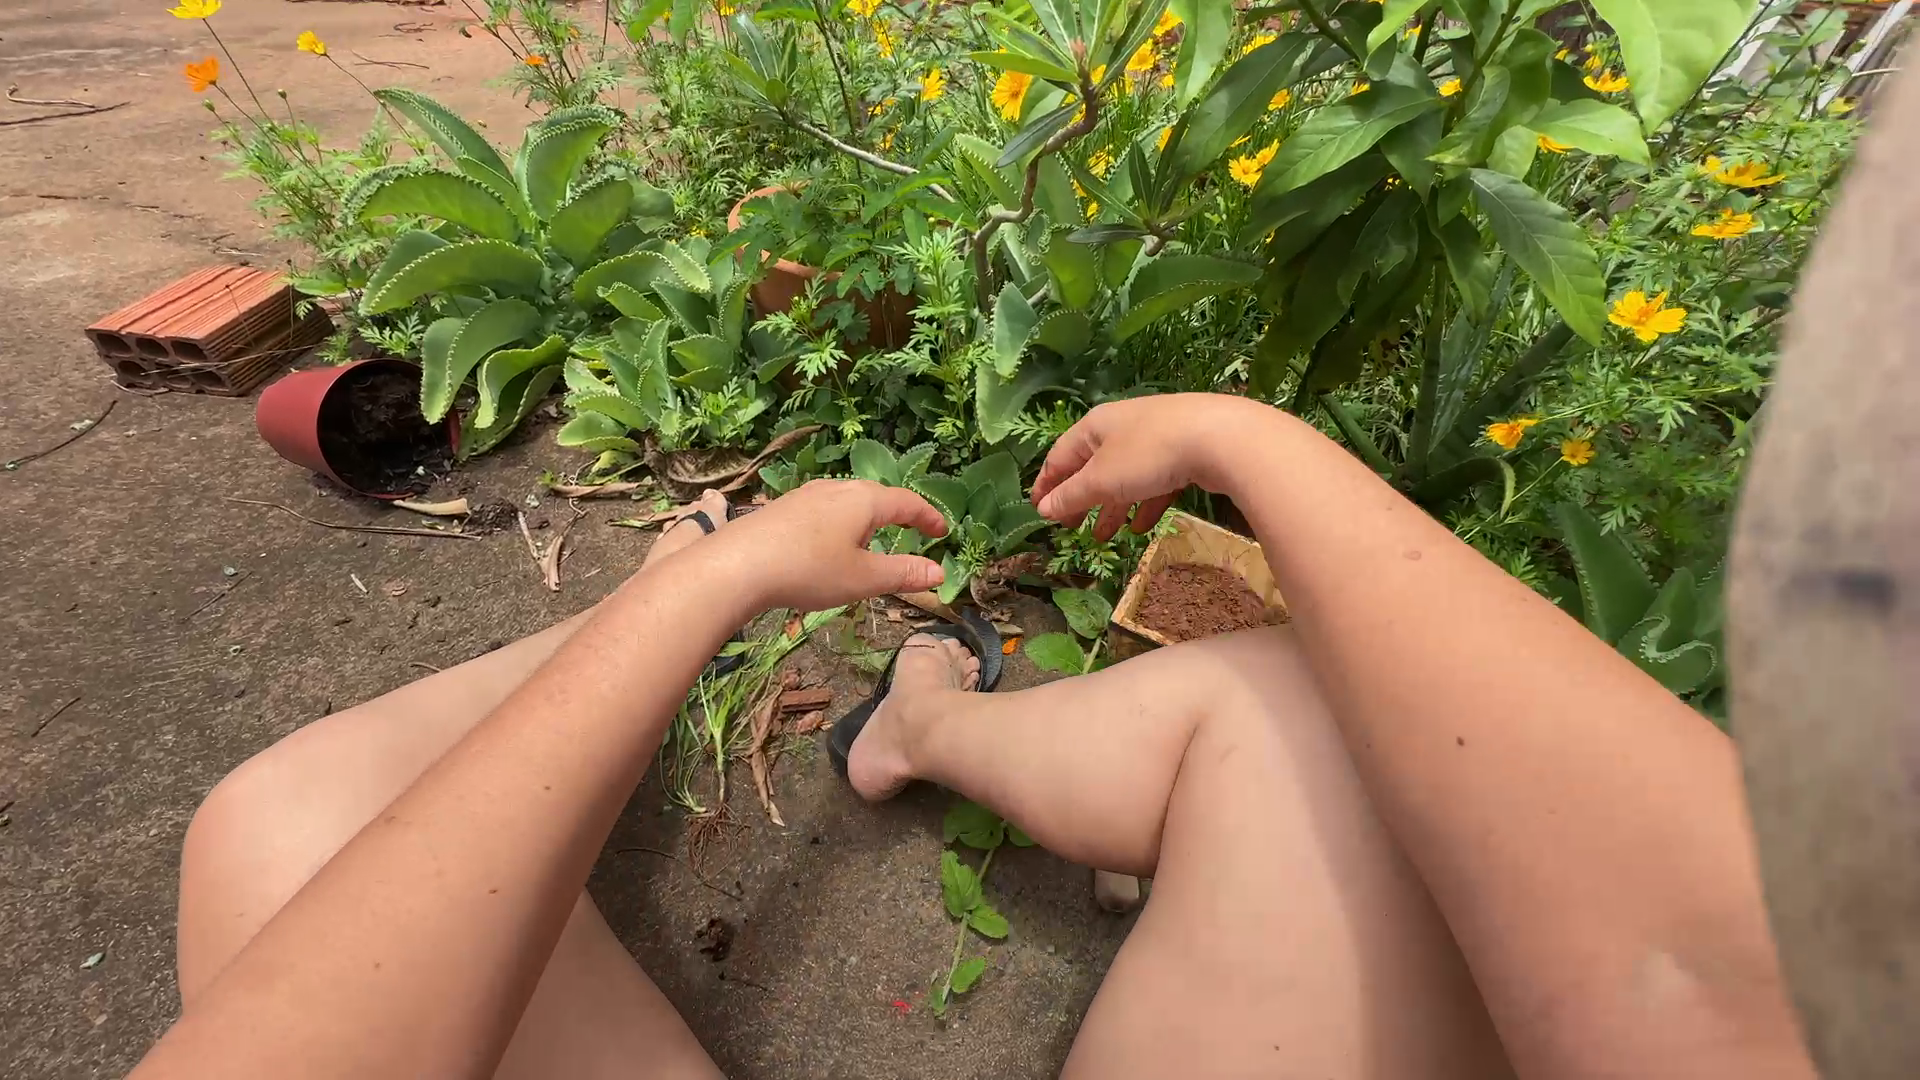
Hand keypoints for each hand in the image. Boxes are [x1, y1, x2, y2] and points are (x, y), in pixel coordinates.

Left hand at [704, 479, 948, 611]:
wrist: (736, 565)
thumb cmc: (809, 570)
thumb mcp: (863, 578)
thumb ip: (903, 573)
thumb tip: (938, 573)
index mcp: (864, 500)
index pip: (908, 502)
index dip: (929, 517)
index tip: (943, 531)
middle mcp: (838, 488)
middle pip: (878, 496)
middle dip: (900, 514)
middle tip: (915, 531)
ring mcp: (807, 494)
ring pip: (849, 500)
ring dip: (869, 518)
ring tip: (874, 540)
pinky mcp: (784, 507)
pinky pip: (825, 509)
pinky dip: (842, 522)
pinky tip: (830, 544)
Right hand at [1032, 394, 1286, 540]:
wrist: (1219, 437)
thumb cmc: (1147, 454)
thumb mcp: (1101, 479)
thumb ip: (1071, 496)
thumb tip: (1043, 509)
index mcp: (1094, 427)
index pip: (1059, 457)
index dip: (1046, 485)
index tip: (1037, 510)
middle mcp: (1121, 428)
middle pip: (1091, 467)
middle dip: (1080, 499)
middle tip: (1071, 528)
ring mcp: (1154, 438)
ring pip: (1123, 477)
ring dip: (1111, 508)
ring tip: (1105, 537)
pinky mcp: (1182, 452)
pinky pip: (1154, 482)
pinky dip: (1143, 504)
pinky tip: (1142, 528)